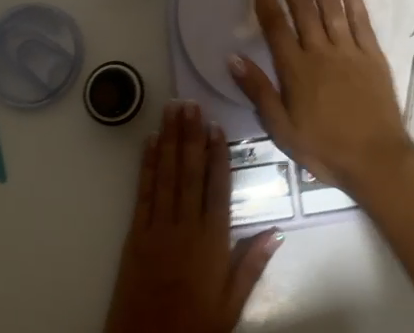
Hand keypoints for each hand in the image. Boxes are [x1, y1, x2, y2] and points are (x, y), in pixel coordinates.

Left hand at [104, 101, 281, 332]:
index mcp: (212, 242)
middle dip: (191, 135)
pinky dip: (147, 165)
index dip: (218, 155)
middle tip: (191, 103)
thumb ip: (251, 265)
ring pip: (167, 175)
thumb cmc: (194, 325)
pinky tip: (151, 142)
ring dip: (170, 140)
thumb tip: (277, 231)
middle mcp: (185, 228)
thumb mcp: (231, 304)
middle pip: (190, 173)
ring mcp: (158, 228)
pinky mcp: (136, 234)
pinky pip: (144, 193)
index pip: (218, 189)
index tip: (217, 126)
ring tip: (172, 109)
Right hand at [230, 0, 413, 193]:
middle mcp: (320, 50)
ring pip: (329, 3)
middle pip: (301, 3)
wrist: (378, 160)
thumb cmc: (326, 149)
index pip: (275, 21)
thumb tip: (233, 57)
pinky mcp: (371, 53)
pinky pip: (360, 17)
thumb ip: (258, 91)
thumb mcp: (282, 129)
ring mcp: (348, 49)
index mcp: (295, 69)